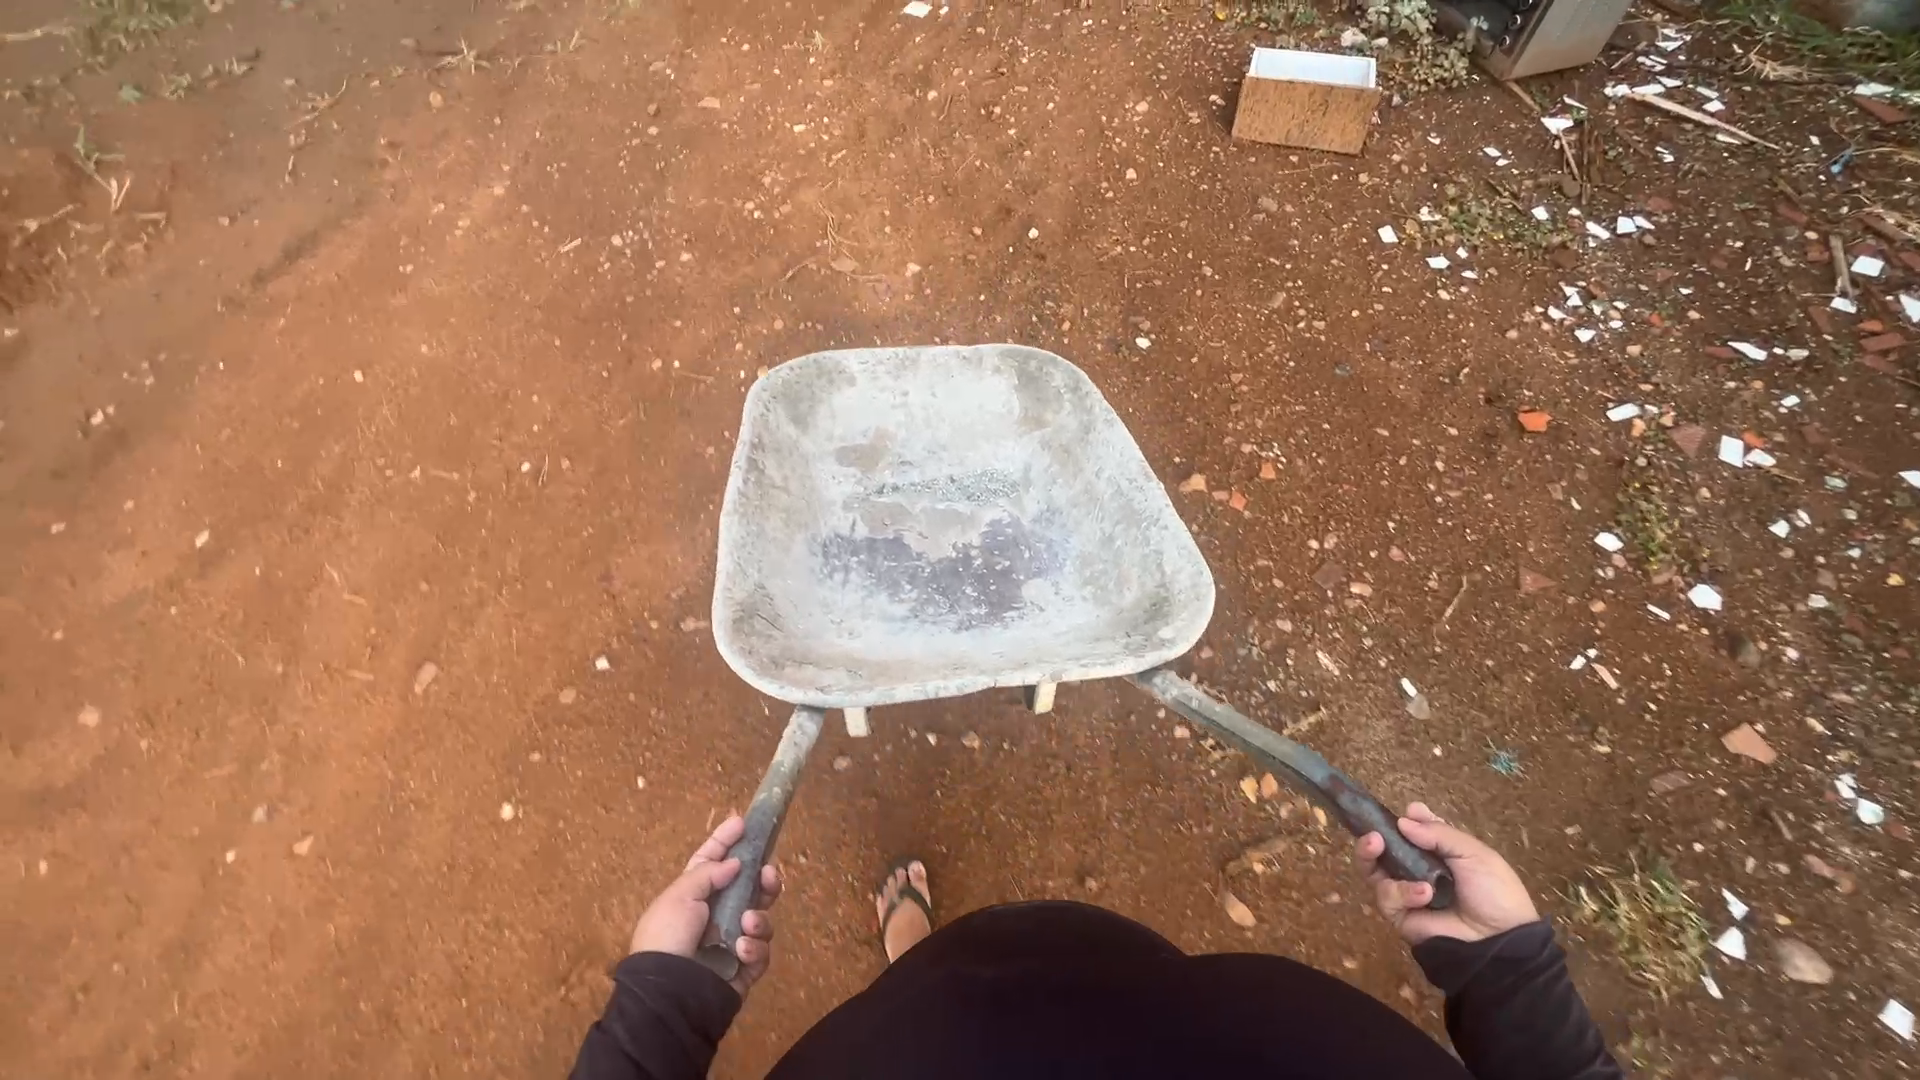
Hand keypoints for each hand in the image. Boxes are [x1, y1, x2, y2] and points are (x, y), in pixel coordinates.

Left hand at [630, 814, 782, 996]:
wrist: (667, 995)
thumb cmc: (667, 937)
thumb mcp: (679, 897)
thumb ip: (709, 873)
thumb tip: (734, 863)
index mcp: (694, 894)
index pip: (712, 860)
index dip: (726, 840)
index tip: (742, 820)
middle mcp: (715, 914)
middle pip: (750, 886)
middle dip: (763, 877)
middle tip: (768, 873)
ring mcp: (732, 940)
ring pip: (762, 916)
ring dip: (759, 916)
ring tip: (748, 923)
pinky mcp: (745, 966)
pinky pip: (762, 950)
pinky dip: (755, 947)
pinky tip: (741, 949)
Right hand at [1353, 802, 1537, 945]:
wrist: (1501, 939)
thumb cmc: (1494, 892)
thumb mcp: (1475, 854)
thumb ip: (1439, 834)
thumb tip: (1402, 821)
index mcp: (1437, 854)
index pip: (1412, 832)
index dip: (1406, 821)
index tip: (1406, 813)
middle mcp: (1415, 870)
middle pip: (1382, 850)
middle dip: (1370, 838)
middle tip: (1371, 832)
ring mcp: (1404, 892)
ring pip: (1372, 871)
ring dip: (1371, 856)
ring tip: (1376, 844)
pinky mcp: (1399, 915)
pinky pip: (1387, 897)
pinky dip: (1402, 891)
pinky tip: (1424, 893)